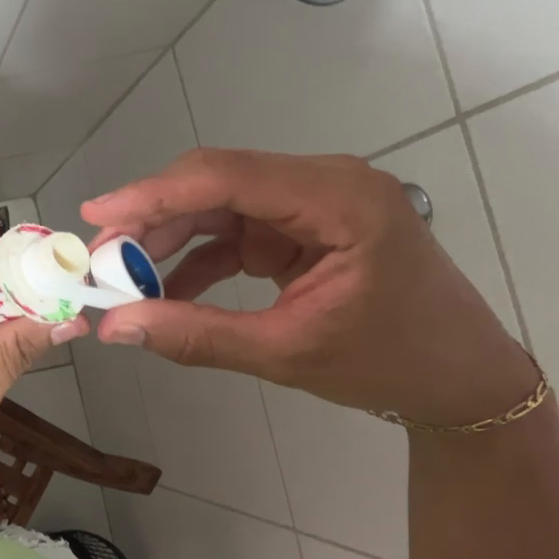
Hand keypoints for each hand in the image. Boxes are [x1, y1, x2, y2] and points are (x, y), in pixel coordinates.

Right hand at [81, 149, 534, 425]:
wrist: (464, 381)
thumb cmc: (393, 362)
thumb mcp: (287, 352)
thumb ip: (196, 336)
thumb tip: (114, 328)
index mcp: (339, 200)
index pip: (226, 177)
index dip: (153, 193)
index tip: (94, 217)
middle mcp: (324, 185)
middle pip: (215, 184)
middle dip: (151, 220)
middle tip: (99, 261)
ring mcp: (312, 206)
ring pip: (216, 208)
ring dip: (166, 241)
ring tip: (121, 280)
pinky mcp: (301, 230)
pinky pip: (232, 235)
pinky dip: (195, 261)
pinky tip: (163, 295)